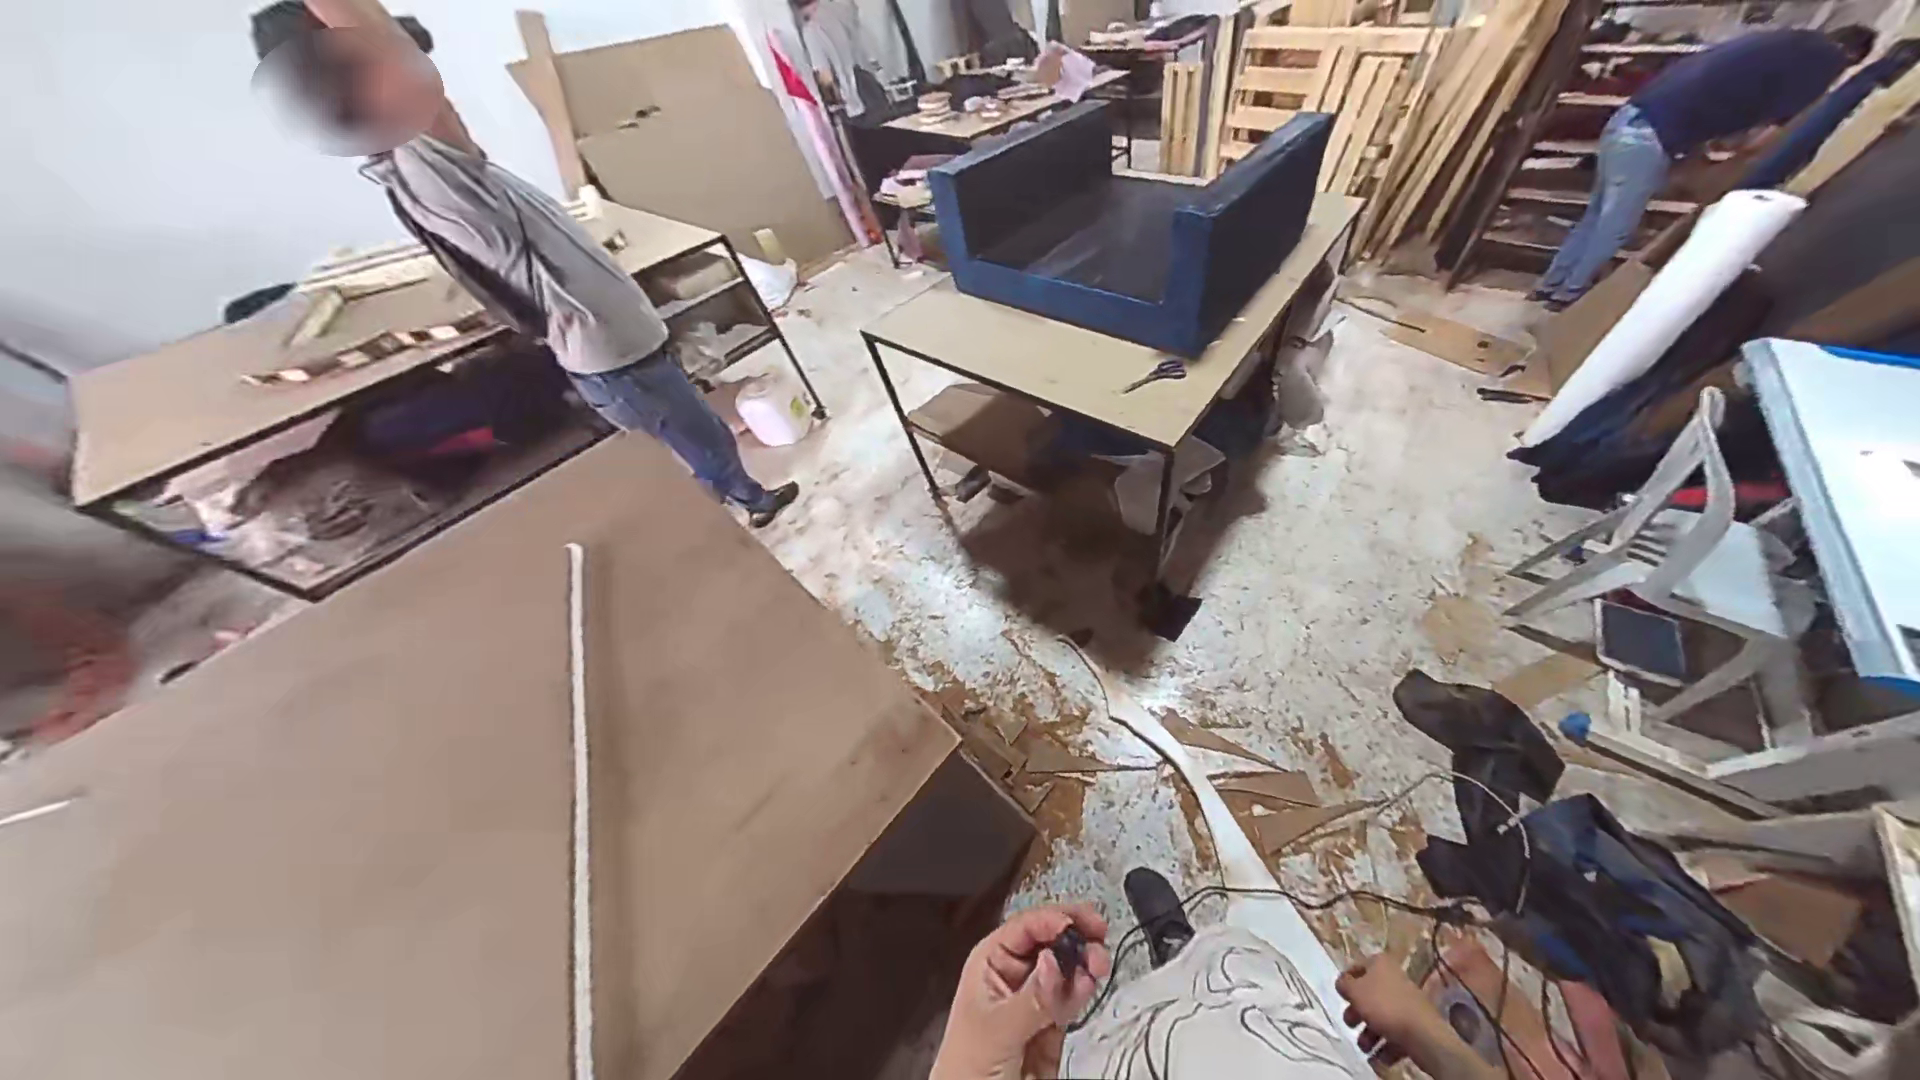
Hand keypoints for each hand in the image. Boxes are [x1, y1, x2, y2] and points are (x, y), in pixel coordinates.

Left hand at [930, 904, 1111, 1079]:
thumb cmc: (969, 1067)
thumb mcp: (997, 1029)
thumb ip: (1030, 998)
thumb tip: (1054, 960)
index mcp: (992, 959)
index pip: (1025, 927)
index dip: (1052, 918)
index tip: (1077, 922)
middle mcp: (1015, 971)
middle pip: (1050, 940)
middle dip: (1075, 933)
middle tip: (1099, 934)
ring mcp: (1036, 996)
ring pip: (1066, 966)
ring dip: (1084, 959)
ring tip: (1097, 964)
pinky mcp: (1052, 1022)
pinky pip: (1072, 997)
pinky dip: (1084, 989)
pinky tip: (1089, 984)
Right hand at [1336, 953, 1447, 1067]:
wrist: (1425, 1037)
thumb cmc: (1384, 1006)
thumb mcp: (1354, 991)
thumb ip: (1343, 985)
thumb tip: (1343, 984)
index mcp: (1381, 964)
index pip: (1356, 968)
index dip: (1346, 983)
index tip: (1341, 997)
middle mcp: (1395, 980)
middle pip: (1369, 995)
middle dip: (1357, 1013)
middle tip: (1350, 1024)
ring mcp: (1408, 1004)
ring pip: (1382, 1016)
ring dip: (1369, 1033)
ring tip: (1364, 1048)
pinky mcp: (1418, 1026)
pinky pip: (1396, 1032)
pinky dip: (1385, 1045)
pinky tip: (1377, 1058)